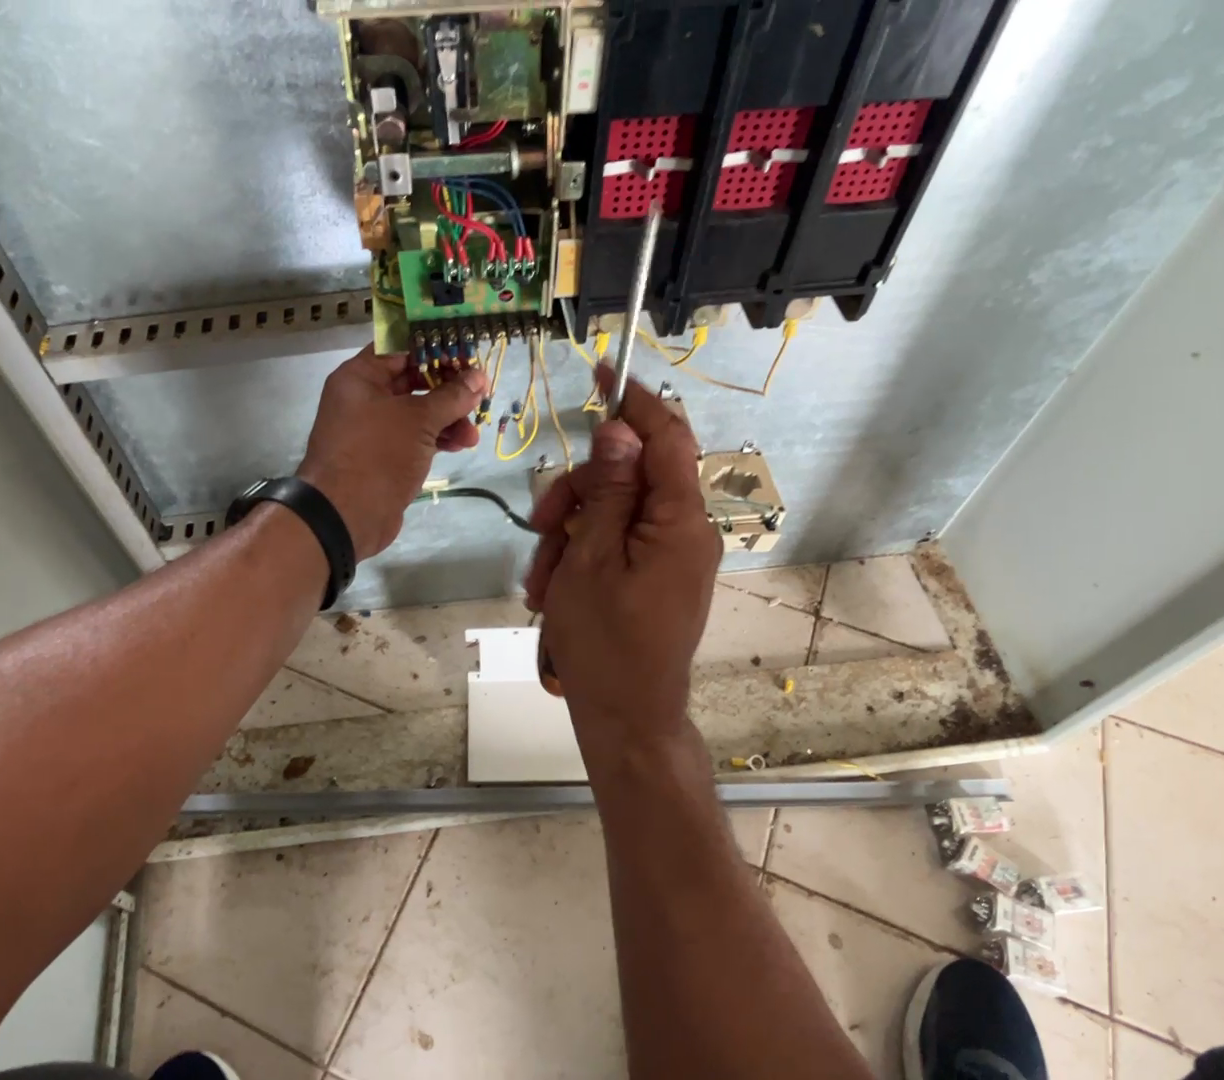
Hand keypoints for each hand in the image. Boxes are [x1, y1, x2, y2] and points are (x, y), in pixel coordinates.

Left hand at [297, 346, 486, 559]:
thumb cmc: (378, 454)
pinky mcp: (384, 455)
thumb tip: (478, 377)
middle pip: (412, 380)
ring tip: (473, 430)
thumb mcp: (419, 420)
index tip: (467, 353)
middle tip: (479, 392)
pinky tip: (462, 444)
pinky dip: (438, 438)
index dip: (434, 348)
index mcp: (360, 376)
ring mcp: (374, 428)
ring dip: (449, 417)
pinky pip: (416, 436)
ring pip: (418, 411)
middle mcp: (364, 397)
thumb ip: (451, 396)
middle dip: (448, 388)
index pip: (400, 347)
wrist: (346, 516)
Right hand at [524, 378, 722, 753]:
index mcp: (679, 520)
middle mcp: (683, 531)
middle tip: (540, 527)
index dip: (635, 401)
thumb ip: (607, 490)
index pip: (666, 437)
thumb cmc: (605, 643)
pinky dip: (580, 559)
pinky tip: (554, 592)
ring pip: (611, 512)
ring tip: (542, 584)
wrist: (626, 720)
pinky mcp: (655, 578)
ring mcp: (670, 557)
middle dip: (575, 495)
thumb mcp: (590, 559)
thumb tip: (621, 428)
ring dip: (568, 536)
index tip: (603, 369)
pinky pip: (615, 546)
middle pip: (626, 477)